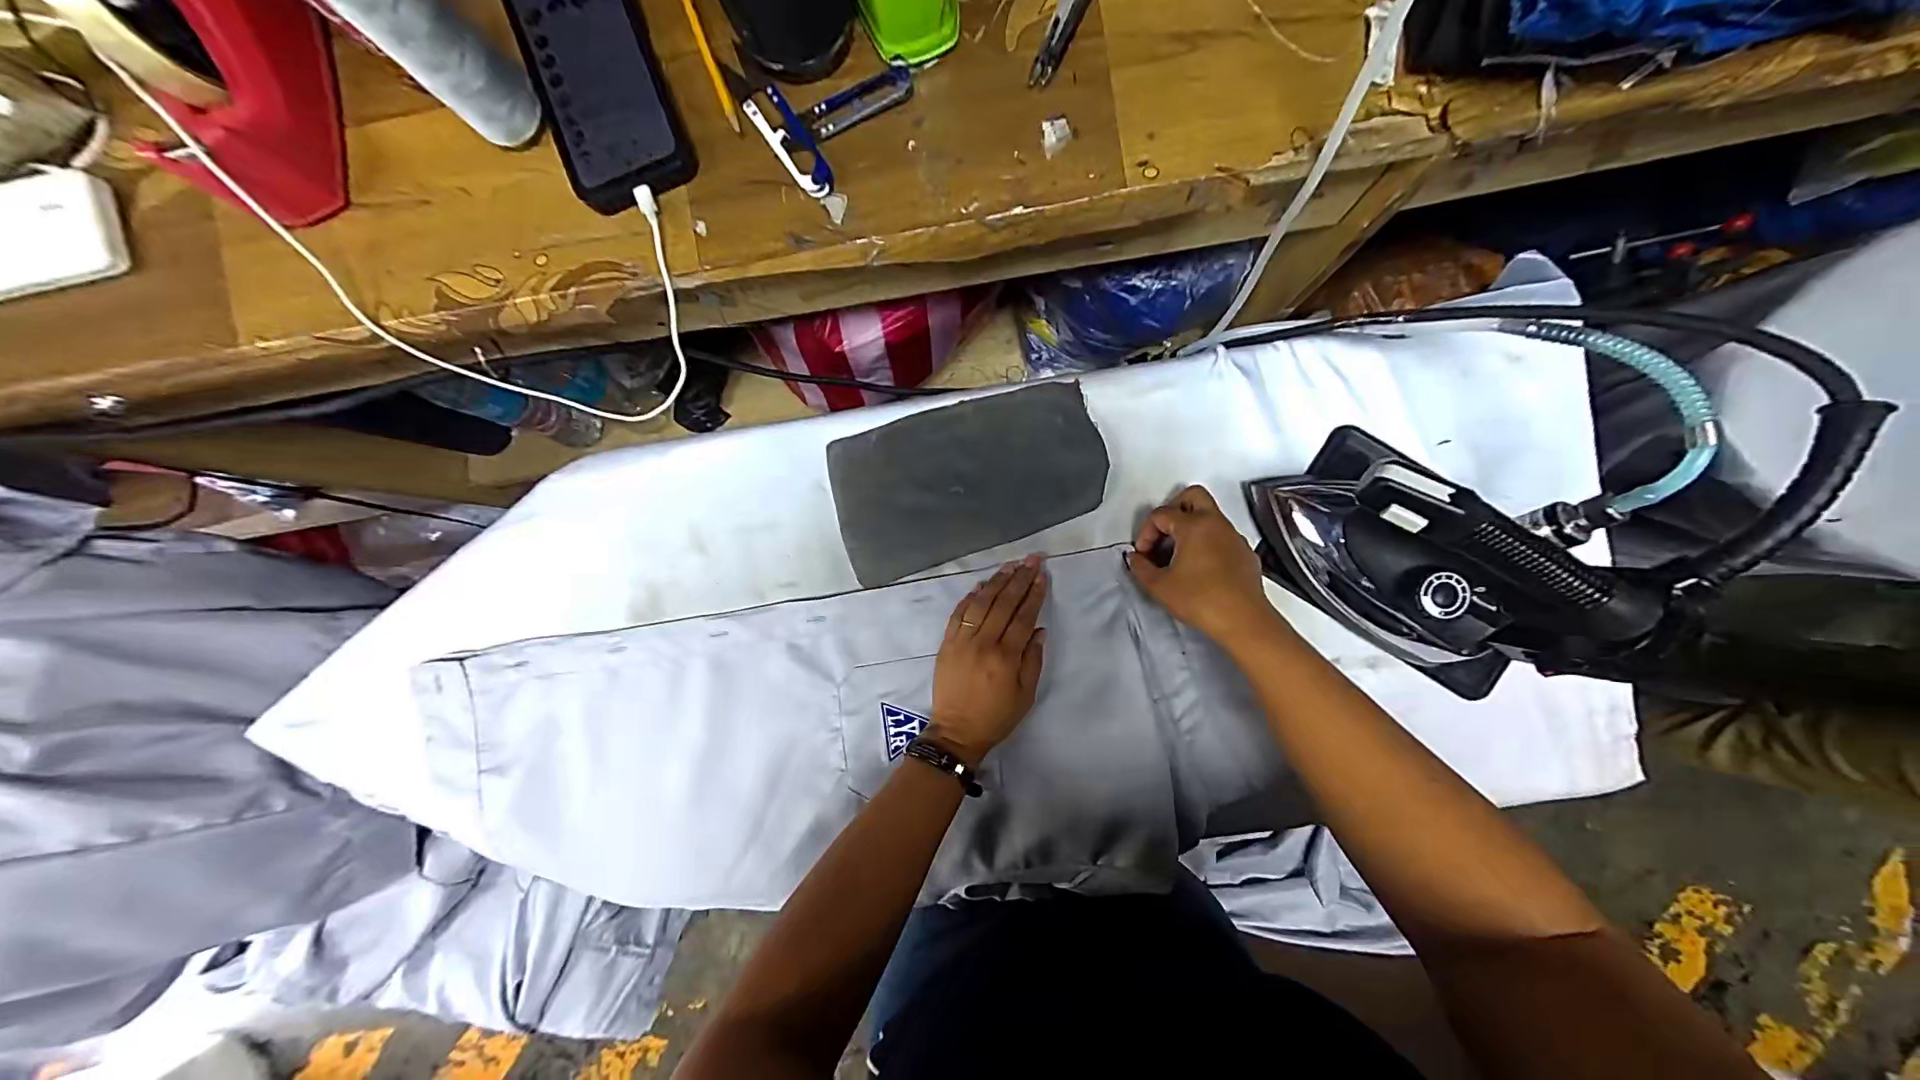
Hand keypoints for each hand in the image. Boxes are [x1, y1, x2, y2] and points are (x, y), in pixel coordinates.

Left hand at [928, 555, 1047, 766]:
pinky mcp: (947, 643)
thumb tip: (1038, 629)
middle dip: (1019, 579)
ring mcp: (962, 641)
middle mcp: (983, 643)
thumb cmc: (996, 716)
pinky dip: (970, 597)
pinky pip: (959, 613)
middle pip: (1003, 603)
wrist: (956, 732)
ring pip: (981, 603)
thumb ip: (1033, 659)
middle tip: (1031, 560)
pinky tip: (981, 585)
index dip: (1034, 594)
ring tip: (1010, 566)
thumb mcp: (1026, 694)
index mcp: (1005, 657)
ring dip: (996, 582)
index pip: (1023, 617)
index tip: (1042, 575)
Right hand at [1125, 485, 1283, 645]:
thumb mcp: (1159, 586)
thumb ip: (1140, 567)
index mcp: (1194, 525)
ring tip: (1178, 554)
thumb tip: (1136, 559)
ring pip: (1210, 515)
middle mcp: (1217, 524)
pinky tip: (1200, 567)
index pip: (1162, 514)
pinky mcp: (1245, 553)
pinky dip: (1208, 542)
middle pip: (1193, 495)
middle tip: (1162, 533)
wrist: (1243, 621)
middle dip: (1172, 508)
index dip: (1146, 532)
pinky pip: (1223, 536)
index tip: (1143, 553)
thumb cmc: (1202, 600)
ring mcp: (1234, 537)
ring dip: (1190, 526)